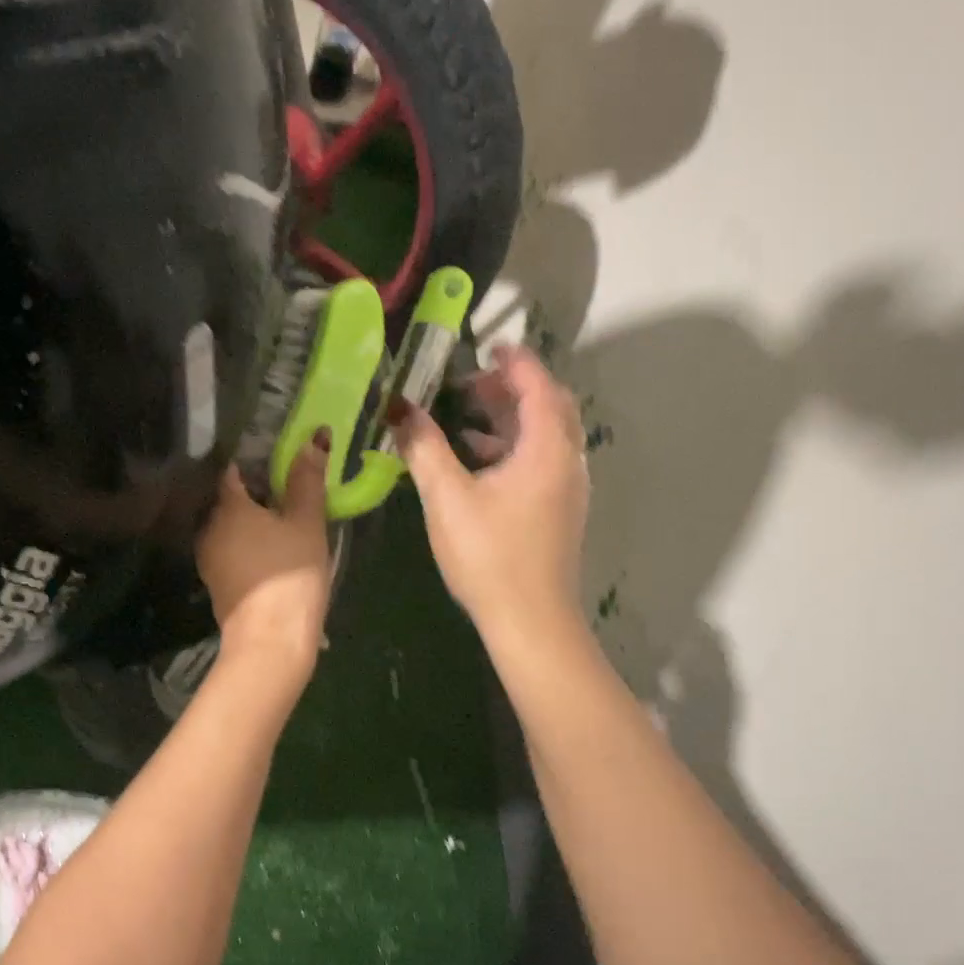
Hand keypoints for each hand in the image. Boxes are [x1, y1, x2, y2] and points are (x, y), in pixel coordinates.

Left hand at [196, 444, 330, 672]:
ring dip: (253, 523)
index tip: (279, 463)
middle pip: (230, 500)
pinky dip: (249, 547)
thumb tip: (314, 438)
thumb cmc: (291, 575)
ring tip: (286, 525)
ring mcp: (208, 558)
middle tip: (290, 495)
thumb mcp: (306, 524)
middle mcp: (209, 528)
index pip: (233, 472)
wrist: (269, 641)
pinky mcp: (215, 583)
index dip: (255, 464)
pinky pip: (232, 552)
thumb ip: (307, 481)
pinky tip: (273, 554)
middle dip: (256, 495)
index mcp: (227, 507)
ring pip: (230, 528)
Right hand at [393, 345, 589, 633]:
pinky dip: (511, 445)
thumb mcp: (446, 497)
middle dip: (512, 388)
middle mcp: (565, 462)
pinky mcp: (557, 510)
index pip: (538, 387)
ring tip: (465, 415)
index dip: (516, 362)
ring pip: (545, 435)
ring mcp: (565, 488)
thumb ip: (423, 447)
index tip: (490, 344)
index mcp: (546, 450)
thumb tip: (398, 410)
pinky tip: (475, 459)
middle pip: (548, 407)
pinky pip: (540, 459)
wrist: (530, 620)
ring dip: (510, 417)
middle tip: (469, 381)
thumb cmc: (489, 554)